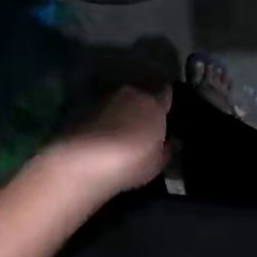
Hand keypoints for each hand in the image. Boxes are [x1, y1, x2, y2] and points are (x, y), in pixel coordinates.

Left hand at [33, 85, 171, 199]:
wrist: (87, 160)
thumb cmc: (133, 161)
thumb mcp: (157, 163)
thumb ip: (166, 150)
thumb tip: (171, 143)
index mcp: (154, 104)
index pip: (165, 93)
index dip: (166, 101)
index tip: (167, 109)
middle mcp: (131, 94)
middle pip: (140, 96)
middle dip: (142, 108)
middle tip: (142, 127)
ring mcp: (106, 100)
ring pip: (119, 104)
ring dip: (120, 114)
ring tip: (119, 135)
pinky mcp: (84, 109)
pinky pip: (101, 114)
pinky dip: (103, 122)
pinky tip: (102, 139)